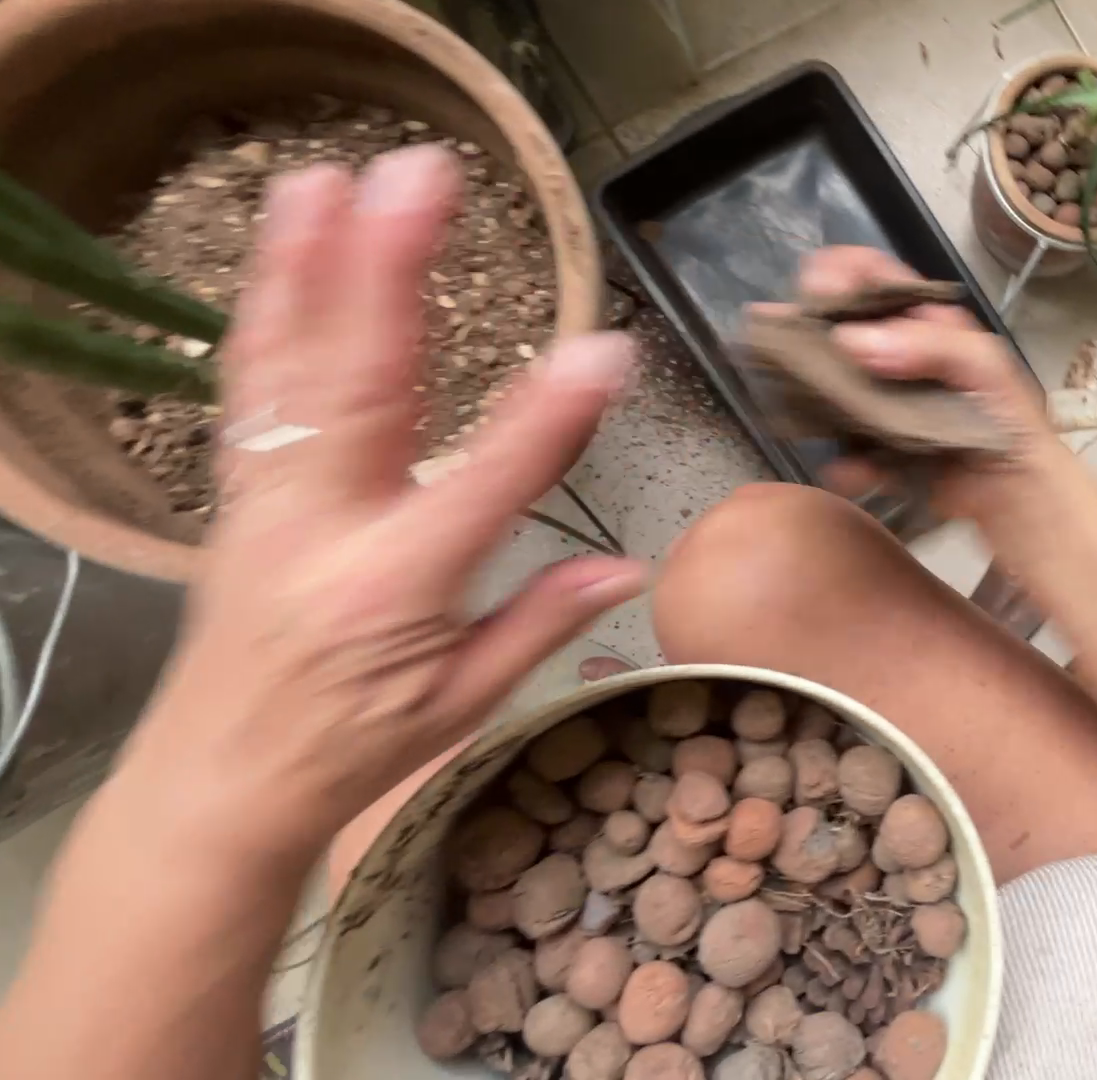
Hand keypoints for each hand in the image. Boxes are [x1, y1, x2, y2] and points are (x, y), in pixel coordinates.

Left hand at [116, 146, 646, 859]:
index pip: (494, 480)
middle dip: (392, 270)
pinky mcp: (243, 493)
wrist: (215, 785)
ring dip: (308, 265)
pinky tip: (280, 255)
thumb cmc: (356, 749)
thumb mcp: (470, 703)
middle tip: (420, 178)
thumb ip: (546, 623)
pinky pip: (253, 388)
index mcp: (397, 584)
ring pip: (289, 367)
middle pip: (361, 383)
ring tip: (328, 178)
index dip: (556, 414)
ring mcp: (267, 500)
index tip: (608, 350)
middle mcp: (324, 524)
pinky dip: (265, 310)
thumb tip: (630, 565)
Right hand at [795, 246, 1069, 525]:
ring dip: (814, 400)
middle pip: (840, 332)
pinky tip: (848, 469)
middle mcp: (896, 357)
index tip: (815, 290)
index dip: (840, 274)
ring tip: (802, 408)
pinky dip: (844, 462)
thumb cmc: (1009, 417)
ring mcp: (885, 404)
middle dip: (810, 337)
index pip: (874, 279)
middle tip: (787, 349)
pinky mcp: (881, 449)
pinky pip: (848, 450)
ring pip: (834, 391)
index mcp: (923, 324)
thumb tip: (851, 340)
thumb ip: (929, 345)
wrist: (1017, 488)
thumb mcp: (984, 366)